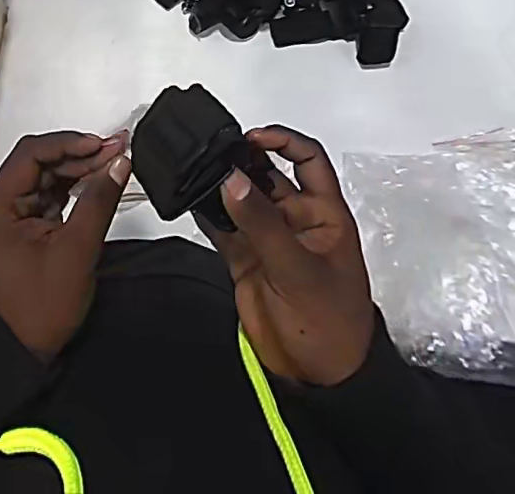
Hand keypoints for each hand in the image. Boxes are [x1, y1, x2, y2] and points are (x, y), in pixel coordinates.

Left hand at [0, 131, 130, 361]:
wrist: (20, 351)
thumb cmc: (37, 308)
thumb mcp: (75, 251)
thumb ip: (98, 202)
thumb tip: (118, 165)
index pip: (32, 153)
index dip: (68, 143)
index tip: (100, 144)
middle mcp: (3, 202)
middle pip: (41, 160)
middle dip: (80, 152)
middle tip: (116, 147)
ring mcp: (16, 212)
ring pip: (49, 175)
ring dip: (81, 167)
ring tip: (115, 159)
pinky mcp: (29, 224)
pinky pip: (53, 193)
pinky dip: (77, 185)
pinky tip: (100, 180)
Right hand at [200, 126, 374, 385]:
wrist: (316, 377)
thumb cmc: (327, 321)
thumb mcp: (299, 269)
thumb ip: (261, 222)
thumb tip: (229, 177)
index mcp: (322, 214)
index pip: (308, 160)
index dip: (283, 141)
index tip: (250, 137)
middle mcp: (293, 218)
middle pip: (266, 173)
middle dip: (241, 160)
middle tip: (210, 151)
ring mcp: (266, 236)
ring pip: (239, 196)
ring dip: (220, 184)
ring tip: (193, 170)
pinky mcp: (243, 255)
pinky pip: (220, 224)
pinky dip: (204, 211)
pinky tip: (187, 199)